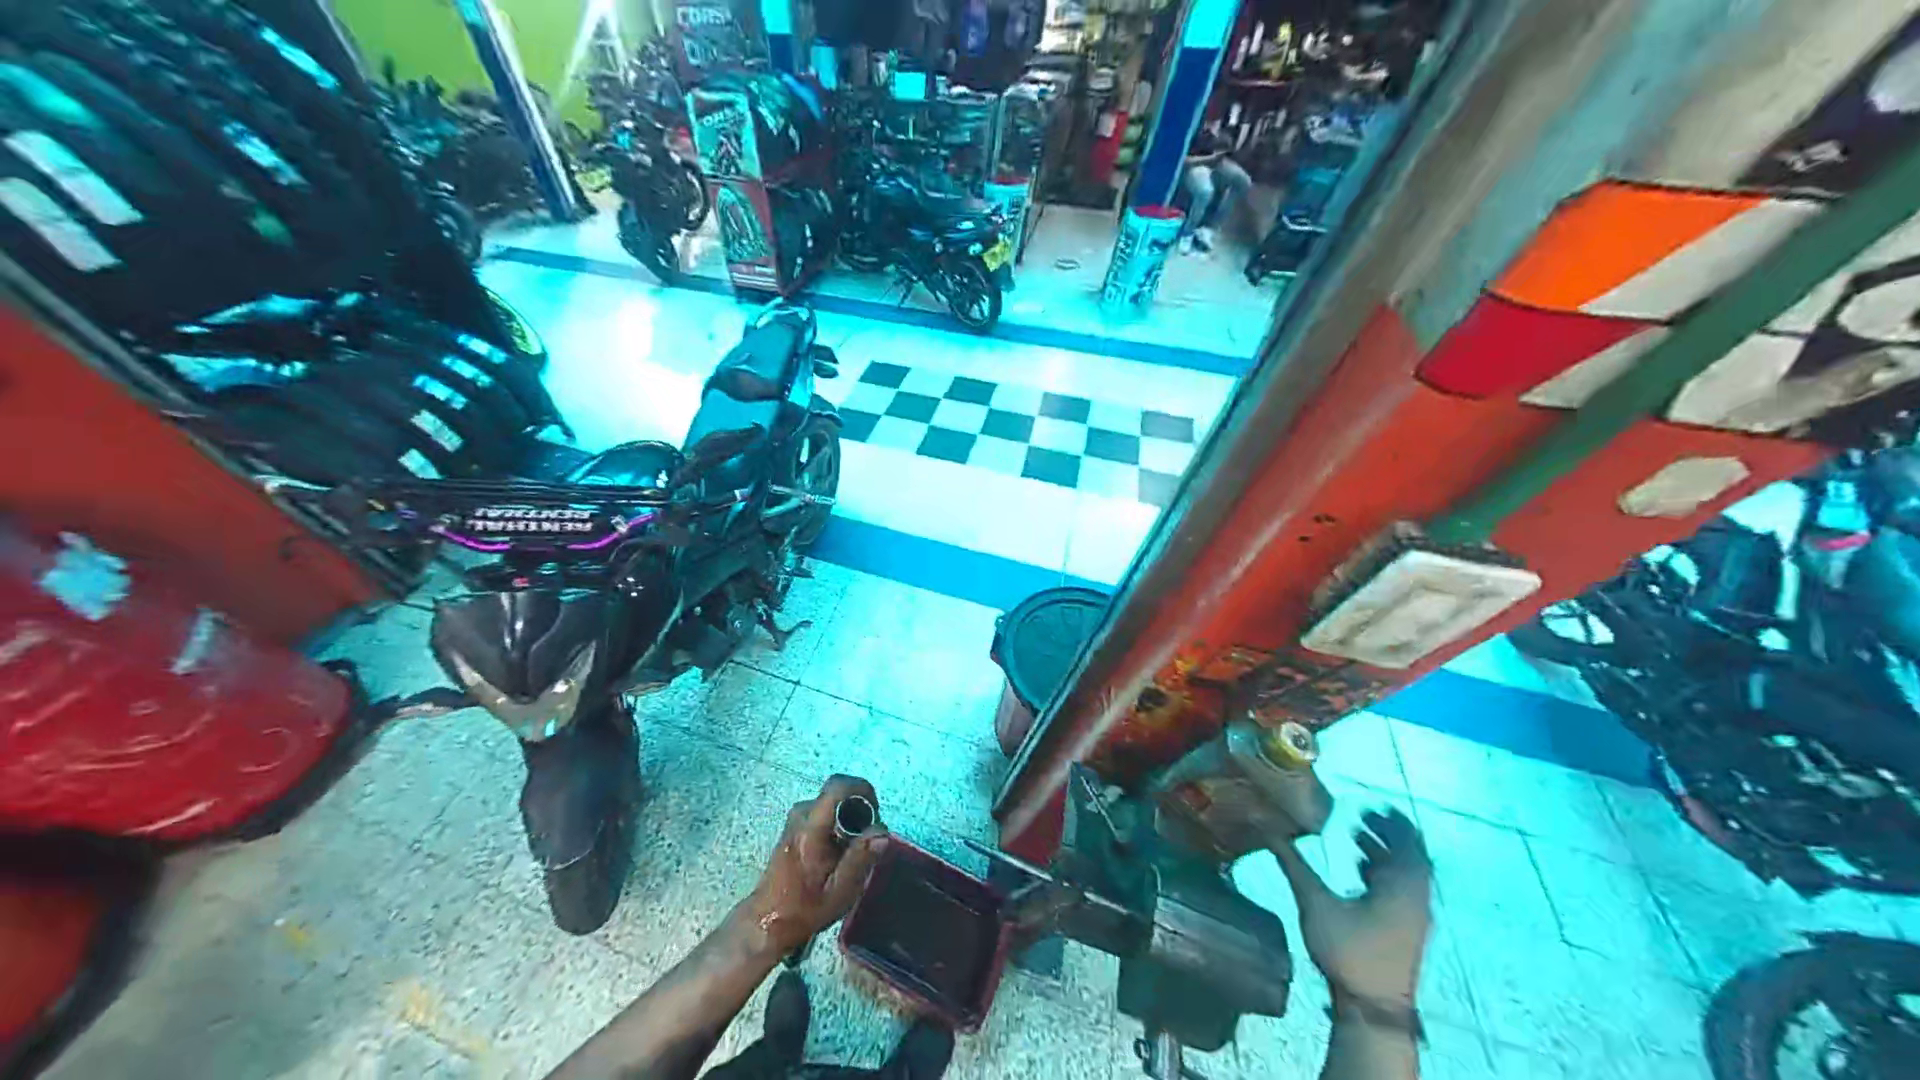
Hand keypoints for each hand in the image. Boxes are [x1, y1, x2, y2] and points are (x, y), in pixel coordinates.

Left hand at [741, 775, 889, 953]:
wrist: (769, 920)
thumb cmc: (805, 908)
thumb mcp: (840, 891)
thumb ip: (860, 858)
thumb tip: (883, 831)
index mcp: (811, 827)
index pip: (838, 786)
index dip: (862, 790)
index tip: (875, 814)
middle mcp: (801, 814)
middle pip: (838, 793)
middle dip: (859, 809)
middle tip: (868, 838)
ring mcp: (796, 817)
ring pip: (833, 802)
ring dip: (849, 818)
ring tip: (855, 849)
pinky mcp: (795, 824)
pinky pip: (825, 810)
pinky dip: (838, 823)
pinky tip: (839, 851)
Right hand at [1272, 808, 1432, 1007]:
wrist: (1372, 1006)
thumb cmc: (1347, 950)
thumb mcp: (1315, 902)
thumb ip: (1294, 864)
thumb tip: (1268, 829)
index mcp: (1401, 887)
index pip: (1408, 844)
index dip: (1394, 823)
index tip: (1374, 805)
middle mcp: (1415, 898)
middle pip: (1411, 857)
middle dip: (1389, 834)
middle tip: (1363, 817)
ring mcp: (1415, 917)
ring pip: (1407, 875)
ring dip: (1387, 854)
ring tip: (1357, 838)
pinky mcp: (1407, 931)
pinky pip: (1403, 890)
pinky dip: (1386, 873)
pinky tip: (1361, 871)